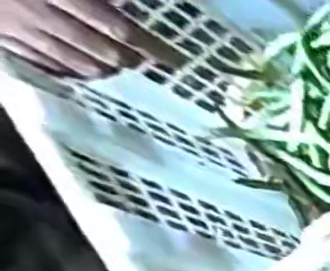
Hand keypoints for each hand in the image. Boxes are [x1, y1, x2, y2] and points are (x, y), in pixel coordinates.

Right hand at [0, 0, 175, 78]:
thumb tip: (125, 4)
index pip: (119, 28)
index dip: (152, 46)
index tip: (177, 59)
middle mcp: (36, 13)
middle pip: (105, 52)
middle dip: (131, 59)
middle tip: (146, 61)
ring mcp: (11, 26)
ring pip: (80, 62)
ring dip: (106, 68)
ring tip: (119, 65)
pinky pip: (45, 62)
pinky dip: (71, 68)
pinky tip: (84, 68)